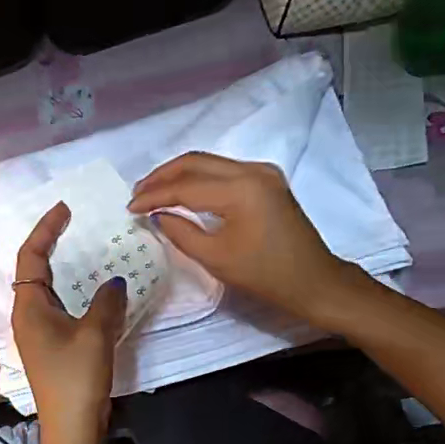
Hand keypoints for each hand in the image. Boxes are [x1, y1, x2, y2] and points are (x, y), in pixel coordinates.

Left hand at [11, 203, 127, 443]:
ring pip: (49, 292)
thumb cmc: (76, 379)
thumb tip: (115, 282)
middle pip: (35, 272)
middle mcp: (28, 318)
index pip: (31, 257)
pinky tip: (97, 295)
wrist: (72, 429)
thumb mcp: (96, 334)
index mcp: (29, 308)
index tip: (65, 209)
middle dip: (52, 246)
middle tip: (76, 226)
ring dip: (65, 271)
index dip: (46, 230)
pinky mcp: (53, 349)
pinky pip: (62, 310)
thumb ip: (107, 301)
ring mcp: (39, 335)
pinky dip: (76, 294)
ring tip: (87, 253)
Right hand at [128, 152, 365, 328]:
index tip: (130, 207)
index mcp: (240, 189)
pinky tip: (183, 192)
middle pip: (195, 162)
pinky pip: (224, 171)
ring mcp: (263, 172)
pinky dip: (199, 179)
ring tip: (153, 192)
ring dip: (179, 175)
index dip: (154, 195)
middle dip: (162, 176)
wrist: (314, 281)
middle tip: (137, 193)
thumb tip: (158, 215)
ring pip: (209, 163)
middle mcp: (252, 171)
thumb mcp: (216, 258)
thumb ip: (181, 232)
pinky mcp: (267, 180)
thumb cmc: (265, 276)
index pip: (185, 186)